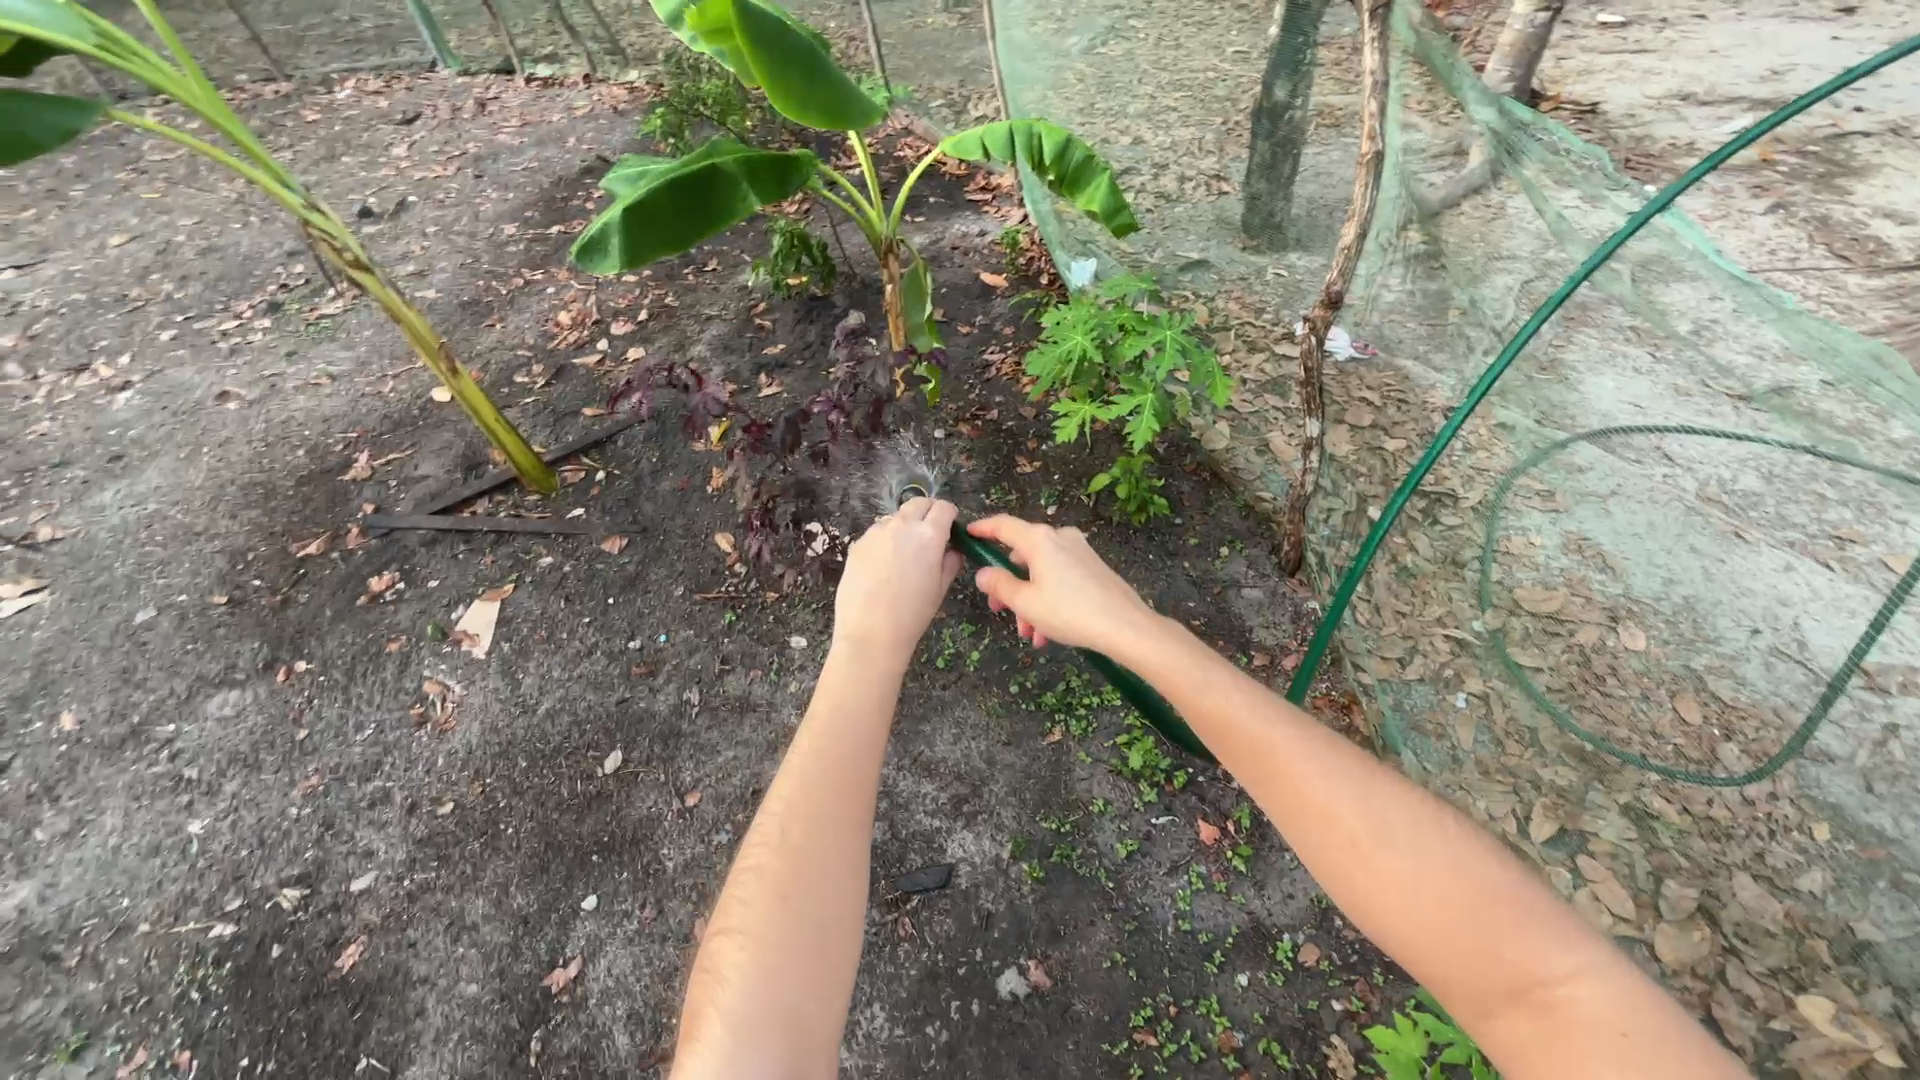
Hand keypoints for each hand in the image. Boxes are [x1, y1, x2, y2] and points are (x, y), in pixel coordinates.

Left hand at [832, 497, 964, 666]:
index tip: (950, 528)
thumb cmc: (913, 614)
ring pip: (895, 517)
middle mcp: (902, 525)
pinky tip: (883, 566)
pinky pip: (876, 533)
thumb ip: (950, 562)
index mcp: (929, 535)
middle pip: (918, 503)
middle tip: (930, 534)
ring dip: (904, 526)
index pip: (944, 508)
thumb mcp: (940, 588)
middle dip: (927, 512)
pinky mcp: (858, 543)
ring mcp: (876, 532)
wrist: (870, 632)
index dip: (949, 516)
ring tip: (904, 553)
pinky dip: (885, 540)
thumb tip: (953, 549)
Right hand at [966, 515, 1160, 653]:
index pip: (1003, 525)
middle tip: (1000, 611)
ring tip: (1030, 634)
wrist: (1124, 626)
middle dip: (1009, 585)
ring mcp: (1079, 551)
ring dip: (1030, 601)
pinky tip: (1048, 633)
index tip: (969, 533)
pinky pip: (1060, 578)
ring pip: (1042, 572)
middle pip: (1022, 555)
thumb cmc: (1070, 612)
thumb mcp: (1026, 603)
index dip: (983, 528)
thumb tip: (984, 573)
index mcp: (1040, 540)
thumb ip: (1000, 585)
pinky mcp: (1093, 566)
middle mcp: (1060, 538)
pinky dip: (1049, 599)